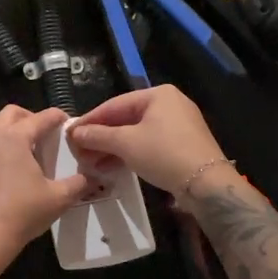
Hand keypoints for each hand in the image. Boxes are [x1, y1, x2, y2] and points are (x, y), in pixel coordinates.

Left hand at [0, 106, 93, 247]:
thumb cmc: (22, 212)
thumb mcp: (58, 198)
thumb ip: (78, 183)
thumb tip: (92, 178)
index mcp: (14, 138)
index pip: (41, 118)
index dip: (58, 117)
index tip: (68, 123)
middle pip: (12, 113)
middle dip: (31, 118)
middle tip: (46, 135)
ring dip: (14, 134)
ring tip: (30, 155)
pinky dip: (0, 151)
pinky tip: (10, 173)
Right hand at [68, 86, 228, 194]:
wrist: (207, 184)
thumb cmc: (164, 154)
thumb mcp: (126, 143)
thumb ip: (98, 135)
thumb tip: (74, 132)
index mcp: (158, 94)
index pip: (114, 104)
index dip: (90, 120)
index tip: (70, 134)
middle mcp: (169, 104)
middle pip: (124, 119)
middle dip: (100, 137)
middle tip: (79, 152)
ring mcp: (177, 125)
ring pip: (135, 133)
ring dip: (111, 148)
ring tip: (91, 163)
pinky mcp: (181, 145)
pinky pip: (147, 144)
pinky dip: (129, 153)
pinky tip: (111, 166)